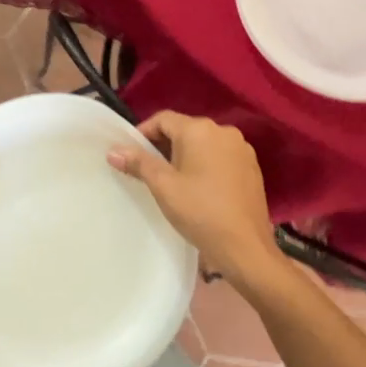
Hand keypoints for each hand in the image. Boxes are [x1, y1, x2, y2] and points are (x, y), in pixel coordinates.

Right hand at [109, 111, 279, 277]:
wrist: (245, 247)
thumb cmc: (200, 212)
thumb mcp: (163, 187)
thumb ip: (138, 163)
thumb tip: (113, 151)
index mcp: (199, 130)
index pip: (163, 119)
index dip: (143, 133)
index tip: (131, 154)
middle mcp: (223, 131)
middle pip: (185, 129)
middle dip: (164, 145)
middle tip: (148, 170)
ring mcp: (241, 149)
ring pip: (204, 143)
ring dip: (186, 155)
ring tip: (173, 180)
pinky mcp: (252, 167)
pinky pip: (221, 156)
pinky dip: (206, 164)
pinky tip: (200, 187)